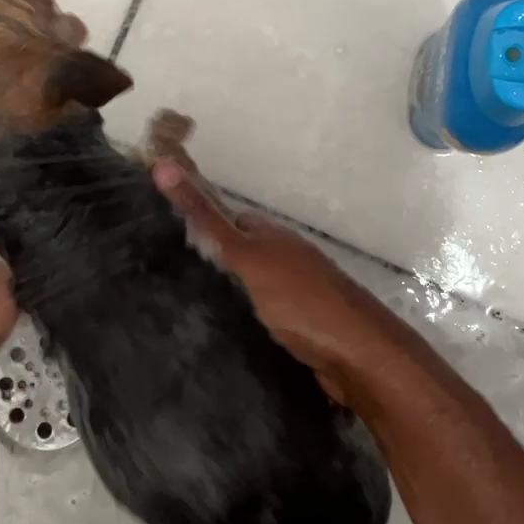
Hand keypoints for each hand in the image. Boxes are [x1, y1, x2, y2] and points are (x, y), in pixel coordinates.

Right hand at [152, 159, 407, 398]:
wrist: (359, 358)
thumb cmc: (301, 301)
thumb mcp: (248, 257)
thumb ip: (208, 222)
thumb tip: (164, 165)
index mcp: (277, 239)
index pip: (233, 220)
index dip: (203, 223)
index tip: (164, 239)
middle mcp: (290, 262)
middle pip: (245, 256)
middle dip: (213, 266)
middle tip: (170, 284)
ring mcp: (300, 299)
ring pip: (255, 291)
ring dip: (230, 300)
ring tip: (189, 316)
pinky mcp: (304, 334)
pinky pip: (267, 323)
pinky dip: (246, 327)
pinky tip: (226, 342)